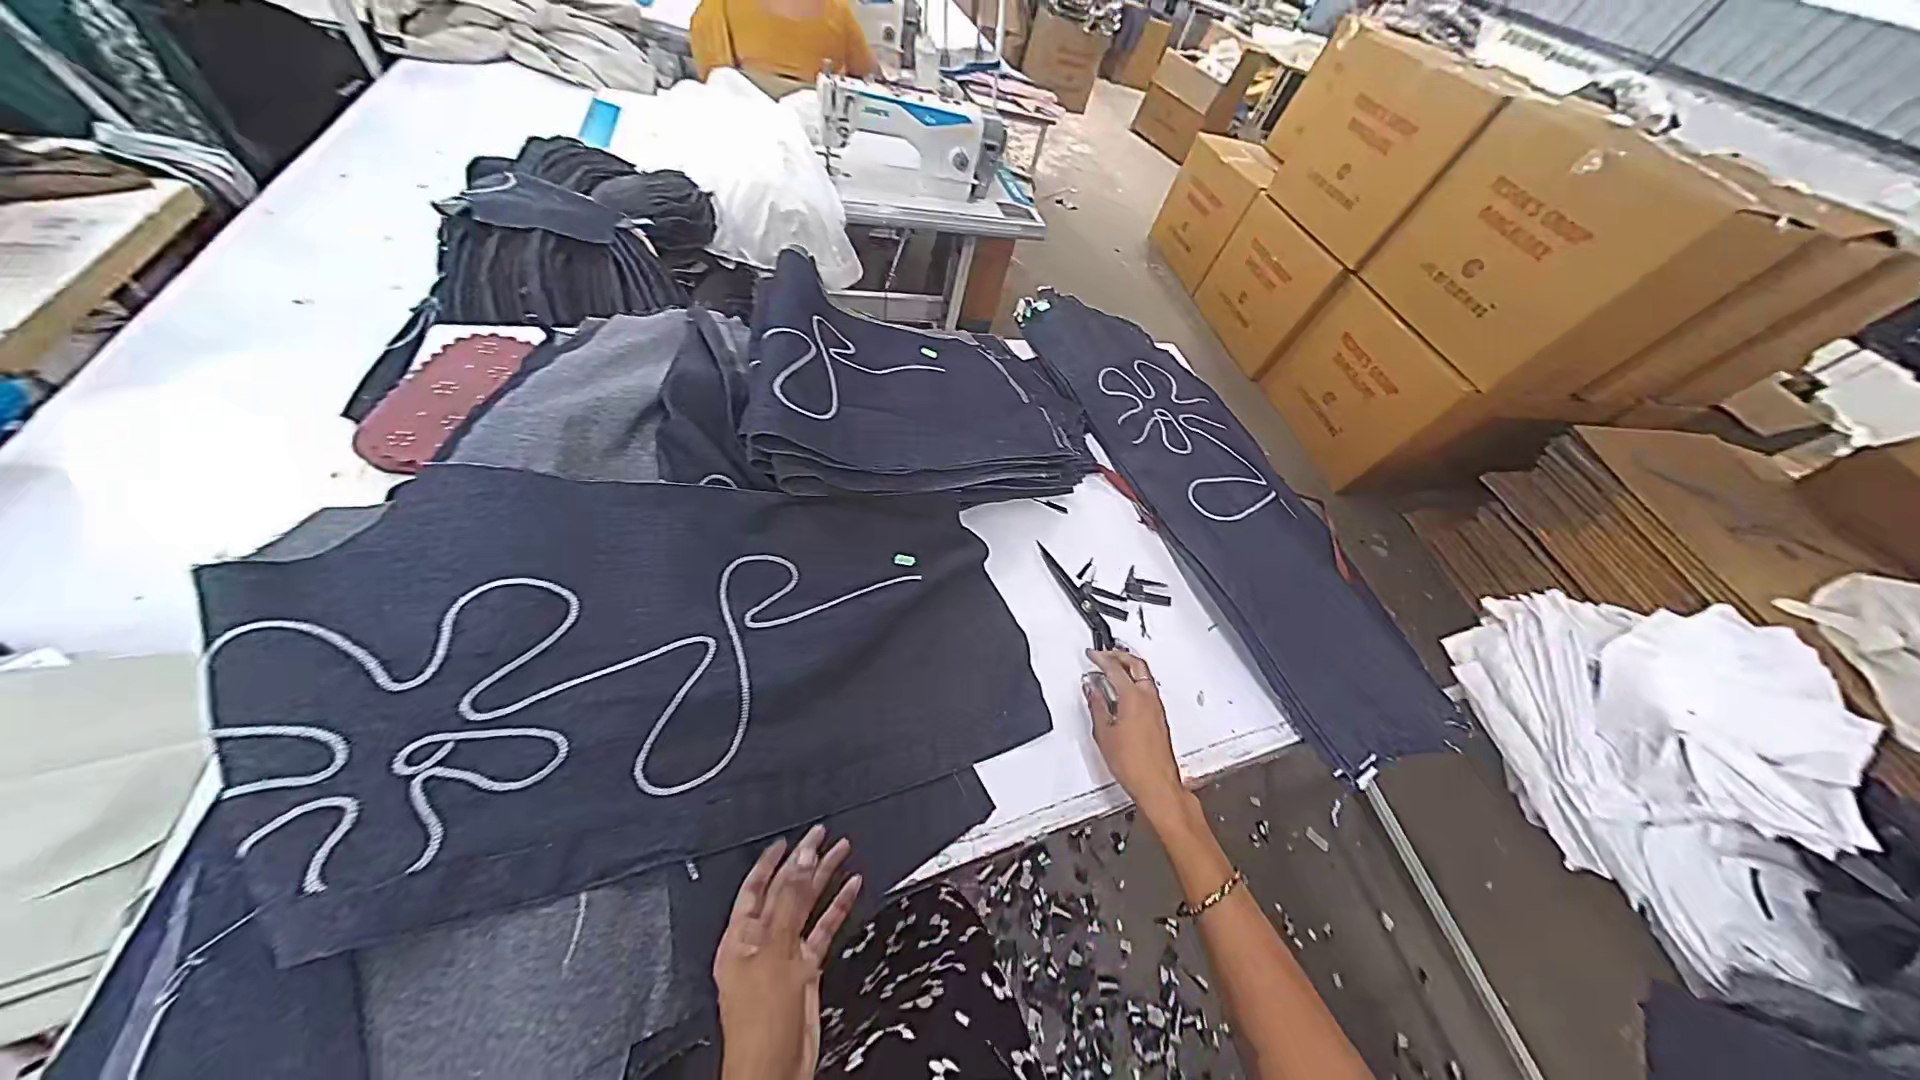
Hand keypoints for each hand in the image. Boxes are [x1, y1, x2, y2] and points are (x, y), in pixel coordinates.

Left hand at [715, 825, 861, 1079]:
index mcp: (741, 936)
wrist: (774, 1070)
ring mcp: (784, 955)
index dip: (772, 859)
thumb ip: (789, 902)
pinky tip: (851, 888)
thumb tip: (802, 860)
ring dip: (825, 878)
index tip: (789, 838)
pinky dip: (838, 907)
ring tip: (842, 851)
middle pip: (786, 890)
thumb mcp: (773, 951)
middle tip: (823, 836)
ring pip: (808, 906)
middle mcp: (761, 942)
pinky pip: (823, 929)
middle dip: (805, 862)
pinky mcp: (805, 970)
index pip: (756, 885)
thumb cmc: (757, 1024)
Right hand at [1083, 649, 1185, 817]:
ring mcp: (1157, 708)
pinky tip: (1125, 689)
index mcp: (1133, 697)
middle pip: (1136, 664)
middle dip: (1119, 655)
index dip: (1101, 658)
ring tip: (1114, 666)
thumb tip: (1092, 690)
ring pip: (1145, 675)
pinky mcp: (1159, 717)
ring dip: (1129, 666)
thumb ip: (1097, 705)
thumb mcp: (1104, 732)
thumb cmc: (1133, 764)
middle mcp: (1148, 698)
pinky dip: (1136, 680)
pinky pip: (1148, 688)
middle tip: (1105, 654)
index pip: (1115, 668)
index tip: (1092, 654)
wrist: (1156, 784)